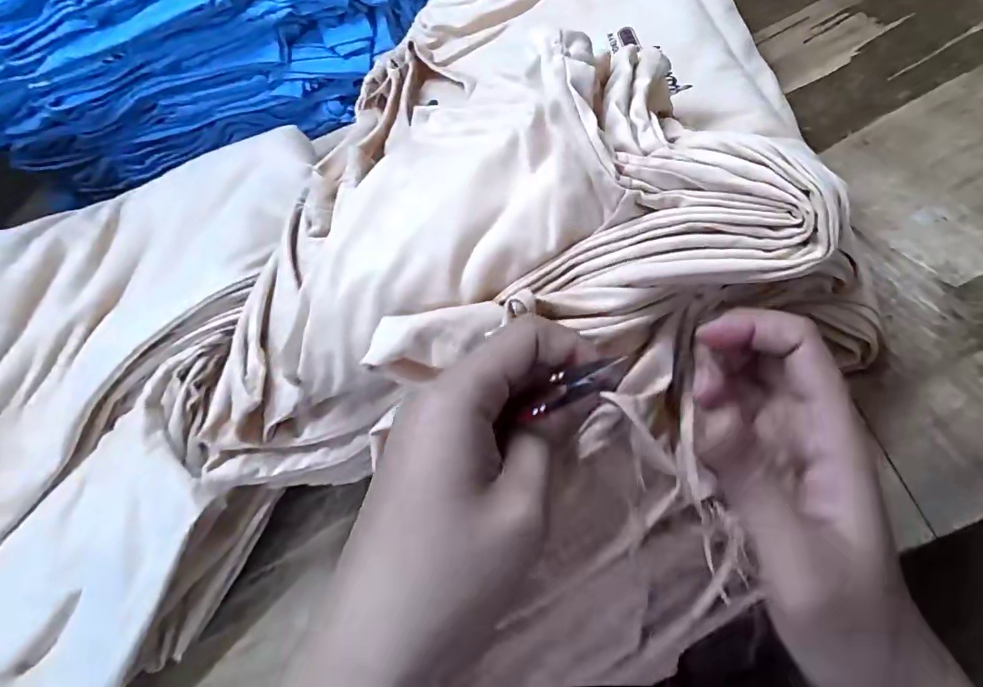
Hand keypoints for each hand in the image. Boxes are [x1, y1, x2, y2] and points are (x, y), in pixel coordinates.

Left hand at [282, 317, 596, 686]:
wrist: (372, 647)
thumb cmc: (456, 575)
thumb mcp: (521, 507)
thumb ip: (550, 434)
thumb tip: (578, 393)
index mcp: (454, 394)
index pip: (524, 334)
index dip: (573, 347)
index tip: (610, 382)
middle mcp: (431, 394)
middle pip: (504, 355)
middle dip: (555, 372)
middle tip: (596, 409)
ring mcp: (419, 423)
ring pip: (489, 384)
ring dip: (533, 398)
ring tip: (567, 434)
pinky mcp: (417, 450)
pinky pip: (471, 413)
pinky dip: (507, 419)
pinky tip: (527, 452)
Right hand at [693, 309, 969, 686]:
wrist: (868, 668)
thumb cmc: (843, 614)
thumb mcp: (795, 556)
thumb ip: (751, 479)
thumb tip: (708, 406)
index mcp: (833, 431)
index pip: (802, 345)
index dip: (755, 327)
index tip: (705, 340)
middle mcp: (811, 424)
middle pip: (769, 353)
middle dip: (727, 352)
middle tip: (696, 393)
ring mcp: (788, 444)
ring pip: (748, 380)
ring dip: (715, 380)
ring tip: (695, 416)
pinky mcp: (768, 465)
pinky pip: (735, 416)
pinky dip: (711, 412)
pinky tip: (699, 440)